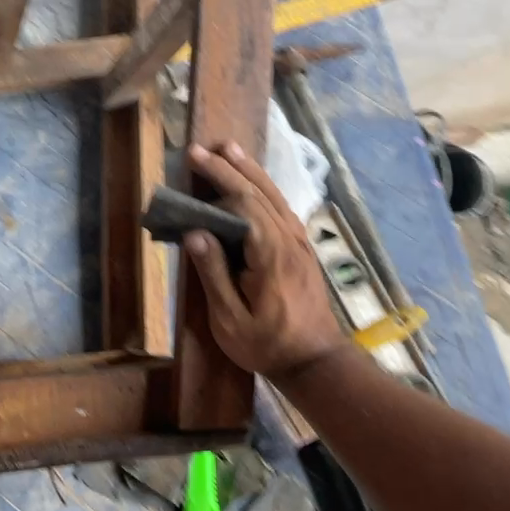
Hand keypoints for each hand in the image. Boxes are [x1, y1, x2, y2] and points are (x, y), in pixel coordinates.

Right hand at [183, 142, 346, 375]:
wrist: (315, 361)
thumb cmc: (267, 345)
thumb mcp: (230, 319)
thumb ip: (214, 274)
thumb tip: (195, 233)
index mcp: (272, 255)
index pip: (245, 205)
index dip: (219, 182)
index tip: (194, 164)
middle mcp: (289, 241)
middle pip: (259, 193)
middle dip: (229, 168)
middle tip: (202, 149)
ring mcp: (300, 243)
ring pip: (275, 196)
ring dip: (250, 172)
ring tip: (229, 149)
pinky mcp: (301, 249)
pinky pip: (281, 208)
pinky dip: (264, 189)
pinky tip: (252, 181)